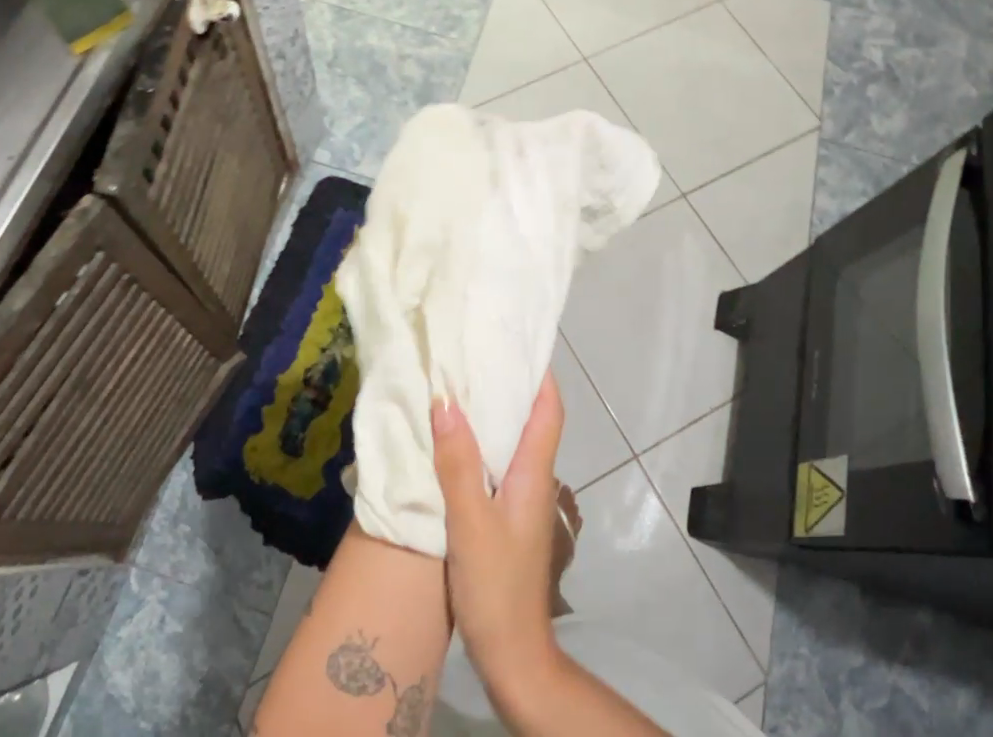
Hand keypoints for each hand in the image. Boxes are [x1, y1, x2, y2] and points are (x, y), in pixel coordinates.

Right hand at [431, 373, 564, 692]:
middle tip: (469, 354)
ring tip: (452, 388)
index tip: (517, 339)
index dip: (539, 374)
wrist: (511, 653)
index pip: (548, 410)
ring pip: (508, 445)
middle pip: (528, 422)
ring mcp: (518, 503)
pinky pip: (492, 469)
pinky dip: (473, 448)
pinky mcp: (502, 521)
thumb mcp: (471, 522)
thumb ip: (458, 463)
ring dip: (488, 416)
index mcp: (533, 475)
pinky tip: (444, 447)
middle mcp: (532, 481)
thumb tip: (446, 401)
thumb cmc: (496, 585)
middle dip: (507, 386)